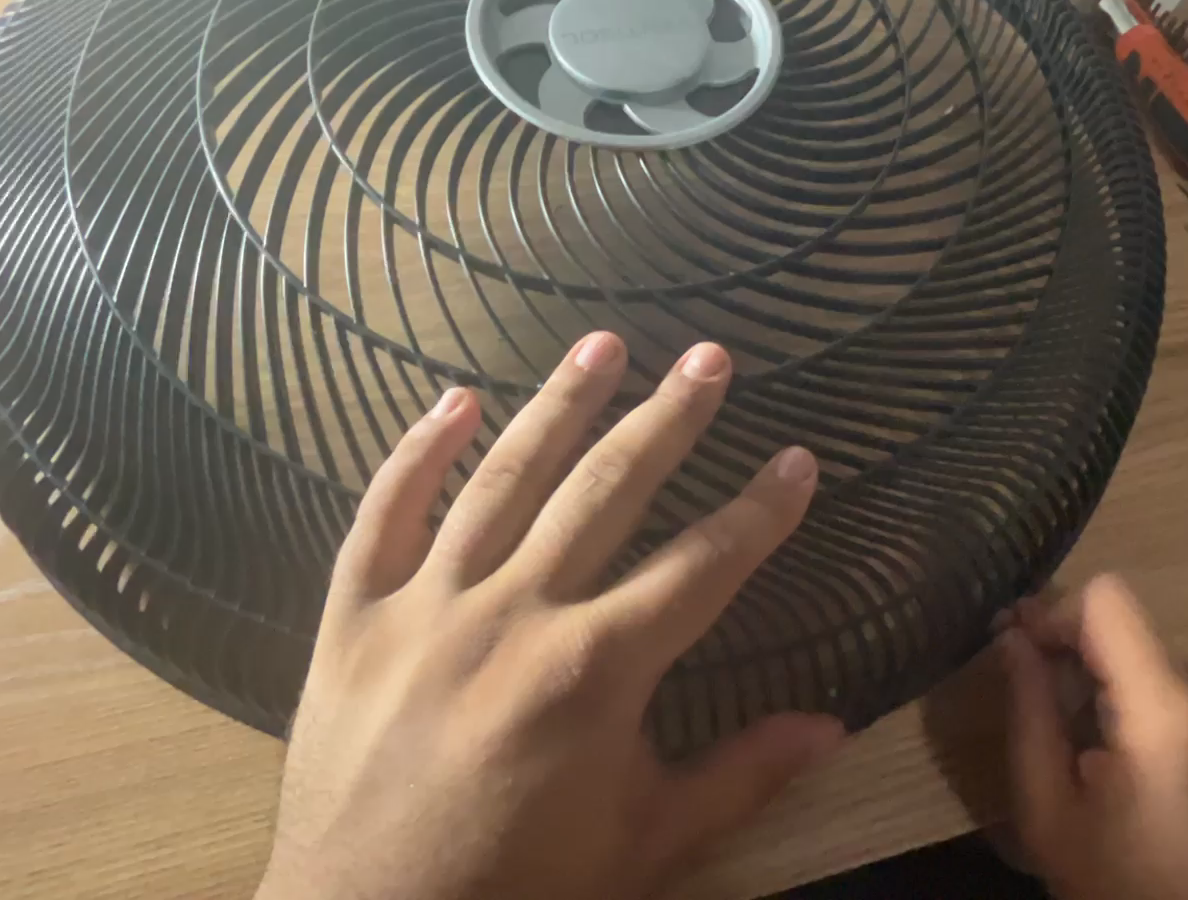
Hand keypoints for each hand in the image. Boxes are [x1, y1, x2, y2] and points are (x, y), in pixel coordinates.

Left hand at [257, 333, 844, 899]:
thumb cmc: (520, 892)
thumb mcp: (648, 841)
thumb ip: (742, 776)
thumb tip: (833, 728)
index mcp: (594, 671)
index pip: (703, 566)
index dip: (760, 512)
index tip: (799, 460)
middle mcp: (515, 617)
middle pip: (608, 491)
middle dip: (670, 418)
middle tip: (710, 358)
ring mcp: (427, 609)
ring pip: (504, 481)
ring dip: (561, 404)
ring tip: (604, 342)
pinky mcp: (354, 619)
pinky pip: (383, 517)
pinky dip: (418, 453)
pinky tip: (456, 398)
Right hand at [998, 576, 1187, 899]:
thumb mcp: (1052, 819)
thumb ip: (1029, 714)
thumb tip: (1014, 639)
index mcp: (1171, 711)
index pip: (1106, 598)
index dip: (1054, 611)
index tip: (1022, 645)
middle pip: (1132, 636)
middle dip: (1082, 661)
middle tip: (1053, 715)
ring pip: (1164, 667)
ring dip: (1123, 691)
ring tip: (1106, 762)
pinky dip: (1165, 716)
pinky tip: (1156, 781)